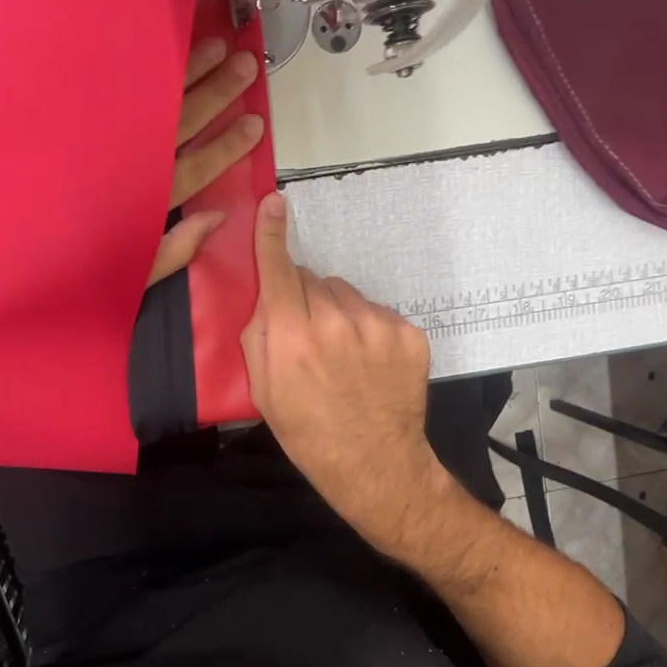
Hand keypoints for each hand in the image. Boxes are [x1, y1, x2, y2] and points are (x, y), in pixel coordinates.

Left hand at [0, 38, 262, 293]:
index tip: (256, 124)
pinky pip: (106, 89)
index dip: (228, 146)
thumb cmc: (64, 275)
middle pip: (179, 121)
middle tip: (246, 64)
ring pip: (149, 99)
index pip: (197, 166)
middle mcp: (125, 163)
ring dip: (184, 71)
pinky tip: (153, 50)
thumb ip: (175, 247)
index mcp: (143, 200)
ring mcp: (97, 139)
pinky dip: (133, 68)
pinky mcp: (69, 125)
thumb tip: (216, 217)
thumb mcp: (129, 274)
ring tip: (214, 47)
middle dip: (216, 93)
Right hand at [239, 192, 449, 545]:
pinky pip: (376, 311)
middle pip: (311, 281)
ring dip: (337, 312)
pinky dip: (368, 328)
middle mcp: (335, 322)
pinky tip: (369, 362)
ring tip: (343, 354)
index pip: (278, 270)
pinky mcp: (408, 332)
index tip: (274, 202)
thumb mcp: (263, 390)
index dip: (271, 235)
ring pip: (345, 293)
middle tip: (308, 340)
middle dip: (303, 300)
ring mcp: (377, 325)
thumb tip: (266, 294)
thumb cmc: (307, 431)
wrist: (374, 464)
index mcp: (292, 337)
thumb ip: (258, 335)